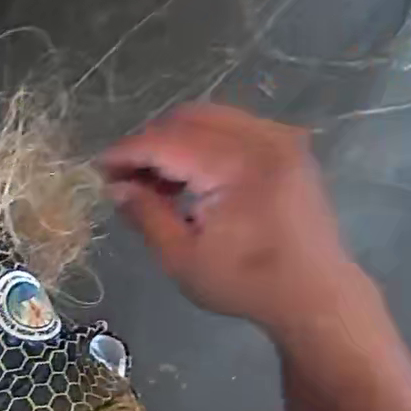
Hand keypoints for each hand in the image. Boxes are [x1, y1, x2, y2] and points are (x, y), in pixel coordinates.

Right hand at [99, 103, 363, 333]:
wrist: (312, 292)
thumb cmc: (243, 282)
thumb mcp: (181, 257)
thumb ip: (146, 215)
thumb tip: (115, 188)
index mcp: (236, 166)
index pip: (167, 142)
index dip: (127, 152)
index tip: (97, 168)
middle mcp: (262, 138)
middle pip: (188, 118)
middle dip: (148, 143)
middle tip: (123, 178)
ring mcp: (279, 138)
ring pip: (210, 118)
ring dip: (173, 142)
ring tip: (152, 182)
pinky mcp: (286, 147)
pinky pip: (232, 127)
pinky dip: (200, 144)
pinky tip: (186, 178)